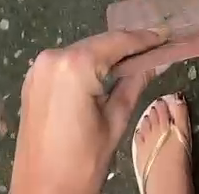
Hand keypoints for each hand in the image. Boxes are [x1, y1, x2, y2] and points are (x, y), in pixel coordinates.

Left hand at [10, 28, 167, 193]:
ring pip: (82, 51)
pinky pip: (66, 63)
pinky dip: (86, 64)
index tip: (165, 34)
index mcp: (74, 65)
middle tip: (156, 45)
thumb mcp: (115, 121)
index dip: (144, 38)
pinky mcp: (33, 80)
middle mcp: (52, 57)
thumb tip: (160, 61)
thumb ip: (136, 83)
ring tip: (137, 56)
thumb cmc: (81, 163)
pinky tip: (106, 69)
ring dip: (106, 54)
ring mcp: (38, 67)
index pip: (116, 42)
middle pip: (98, 44)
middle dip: (126, 46)